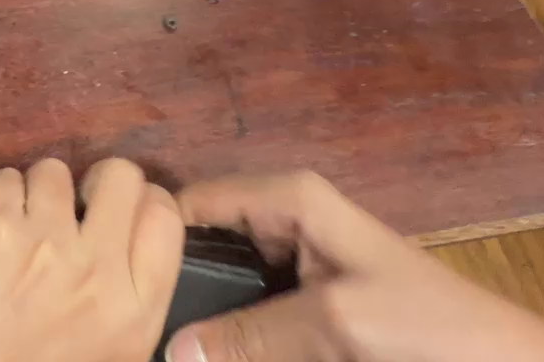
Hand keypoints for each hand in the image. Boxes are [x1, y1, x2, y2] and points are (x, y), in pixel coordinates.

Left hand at [0, 158, 184, 361]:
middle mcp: (98, 274)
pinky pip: (7, 178)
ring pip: (55, 170)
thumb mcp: (101, 354)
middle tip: (74, 207)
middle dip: (97, 180)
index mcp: (134, 317)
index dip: (141, 201)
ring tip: (19, 230)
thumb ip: (120, 300)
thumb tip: (121, 242)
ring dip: (37, 192)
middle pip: (121, 175)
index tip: (116, 209)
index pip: (165, 218)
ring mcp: (46, 244)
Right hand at [167, 172, 543, 361]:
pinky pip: (254, 311)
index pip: (192, 202)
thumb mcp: (338, 325)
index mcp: (285, 198)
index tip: (112, 278)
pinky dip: (232, 333)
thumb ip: (254, 337)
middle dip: (172, 280)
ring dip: (200, 311)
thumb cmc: (431, 331)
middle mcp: (282, 218)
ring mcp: (297, 260)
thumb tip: (172, 356)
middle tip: (133, 326)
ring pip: (225, 280)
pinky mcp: (310, 302)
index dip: (149, 234)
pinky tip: (209, 356)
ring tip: (157, 344)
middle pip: (204, 241)